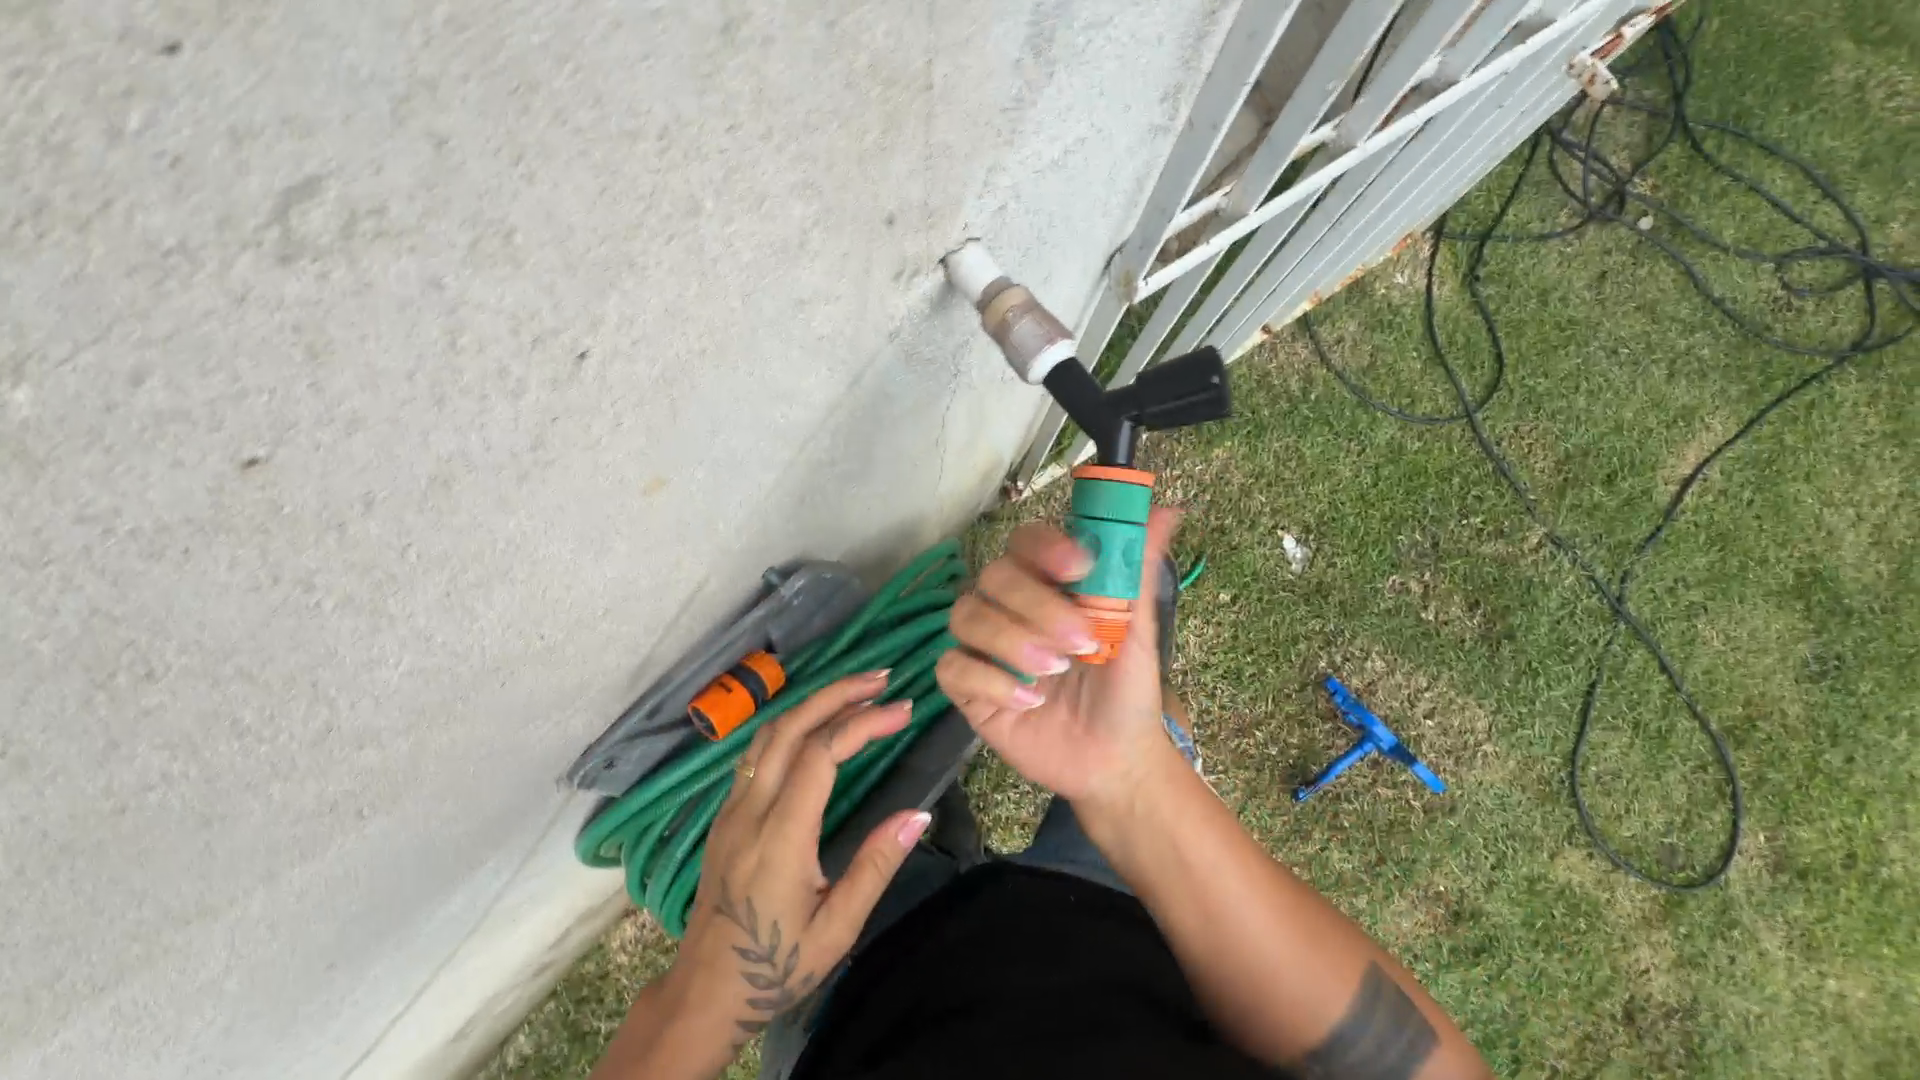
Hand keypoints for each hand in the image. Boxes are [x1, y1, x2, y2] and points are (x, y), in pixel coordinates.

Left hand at [670, 671, 931, 1043]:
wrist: (704, 992)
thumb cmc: (776, 964)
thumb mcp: (837, 928)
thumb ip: (875, 866)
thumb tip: (919, 814)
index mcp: (779, 837)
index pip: (820, 755)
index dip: (863, 723)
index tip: (903, 711)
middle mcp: (750, 811)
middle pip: (788, 728)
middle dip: (837, 694)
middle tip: (883, 679)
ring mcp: (731, 810)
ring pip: (767, 735)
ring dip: (812, 704)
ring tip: (857, 692)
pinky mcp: (725, 816)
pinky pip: (756, 753)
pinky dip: (791, 724)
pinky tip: (817, 725)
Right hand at [936, 510, 1181, 807]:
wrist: (1114, 758)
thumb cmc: (1125, 689)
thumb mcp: (1138, 630)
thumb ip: (1139, 568)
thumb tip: (1167, 509)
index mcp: (1047, 583)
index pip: (1026, 541)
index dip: (1046, 547)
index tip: (1079, 567)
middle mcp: (1008, 605)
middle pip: (994, 576)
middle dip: (1036, 606)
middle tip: (1081, 642)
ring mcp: (983, 643)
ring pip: (966, 615)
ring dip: (1012, 641)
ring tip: (1054, 672)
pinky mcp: (966, 685)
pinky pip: (953, 666)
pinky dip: (990, 681)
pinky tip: (1028, 701)